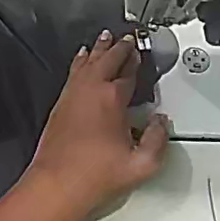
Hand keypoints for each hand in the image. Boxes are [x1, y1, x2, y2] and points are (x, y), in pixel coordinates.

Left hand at [22, 31, 169, 220]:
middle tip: (127, 38)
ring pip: (88, 61)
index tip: (141, 53)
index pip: (128, 73)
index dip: (136, 62)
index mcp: (112, 99)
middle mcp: (90, 90)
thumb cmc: (95, 175)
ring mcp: (73, 94)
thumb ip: (158, 140)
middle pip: (107, 59)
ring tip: (106, 38)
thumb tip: (161, 123)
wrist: (58, 183)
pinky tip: (82, 58)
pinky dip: (81, 60)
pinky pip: (74, 71)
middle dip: (120, 47)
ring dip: (100, 49)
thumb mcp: (141, 164)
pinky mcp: (61, 102)